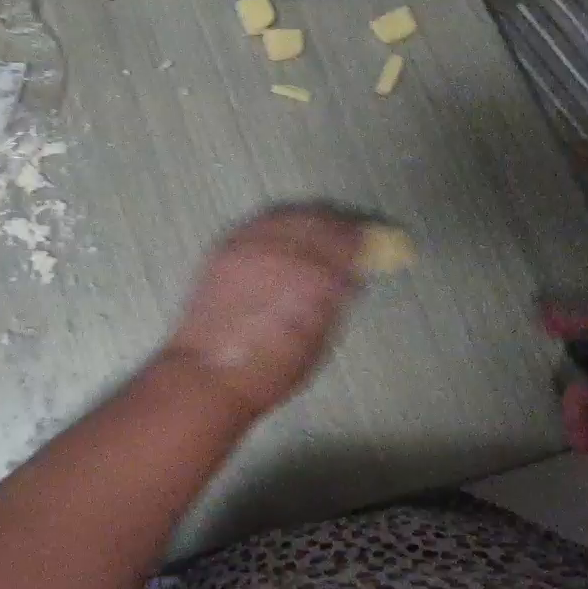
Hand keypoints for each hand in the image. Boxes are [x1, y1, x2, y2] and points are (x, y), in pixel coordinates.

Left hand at [163, 206, 363, 417]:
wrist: (211, 373)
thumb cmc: (266, 371)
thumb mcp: (322, 338)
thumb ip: (336, 298)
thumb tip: (348, 276)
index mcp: (317, 279)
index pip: (352, 241)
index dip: (368, 240)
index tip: (376, 242)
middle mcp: (284, 255)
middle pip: (323, 221)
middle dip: (343, 226)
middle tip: (354, 233)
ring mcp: (252, 247)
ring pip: (292, 215)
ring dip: (313, 219)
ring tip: (324, 228)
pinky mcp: (227, 247)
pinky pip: (262, 221)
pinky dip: (281, 221)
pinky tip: (288, 228)